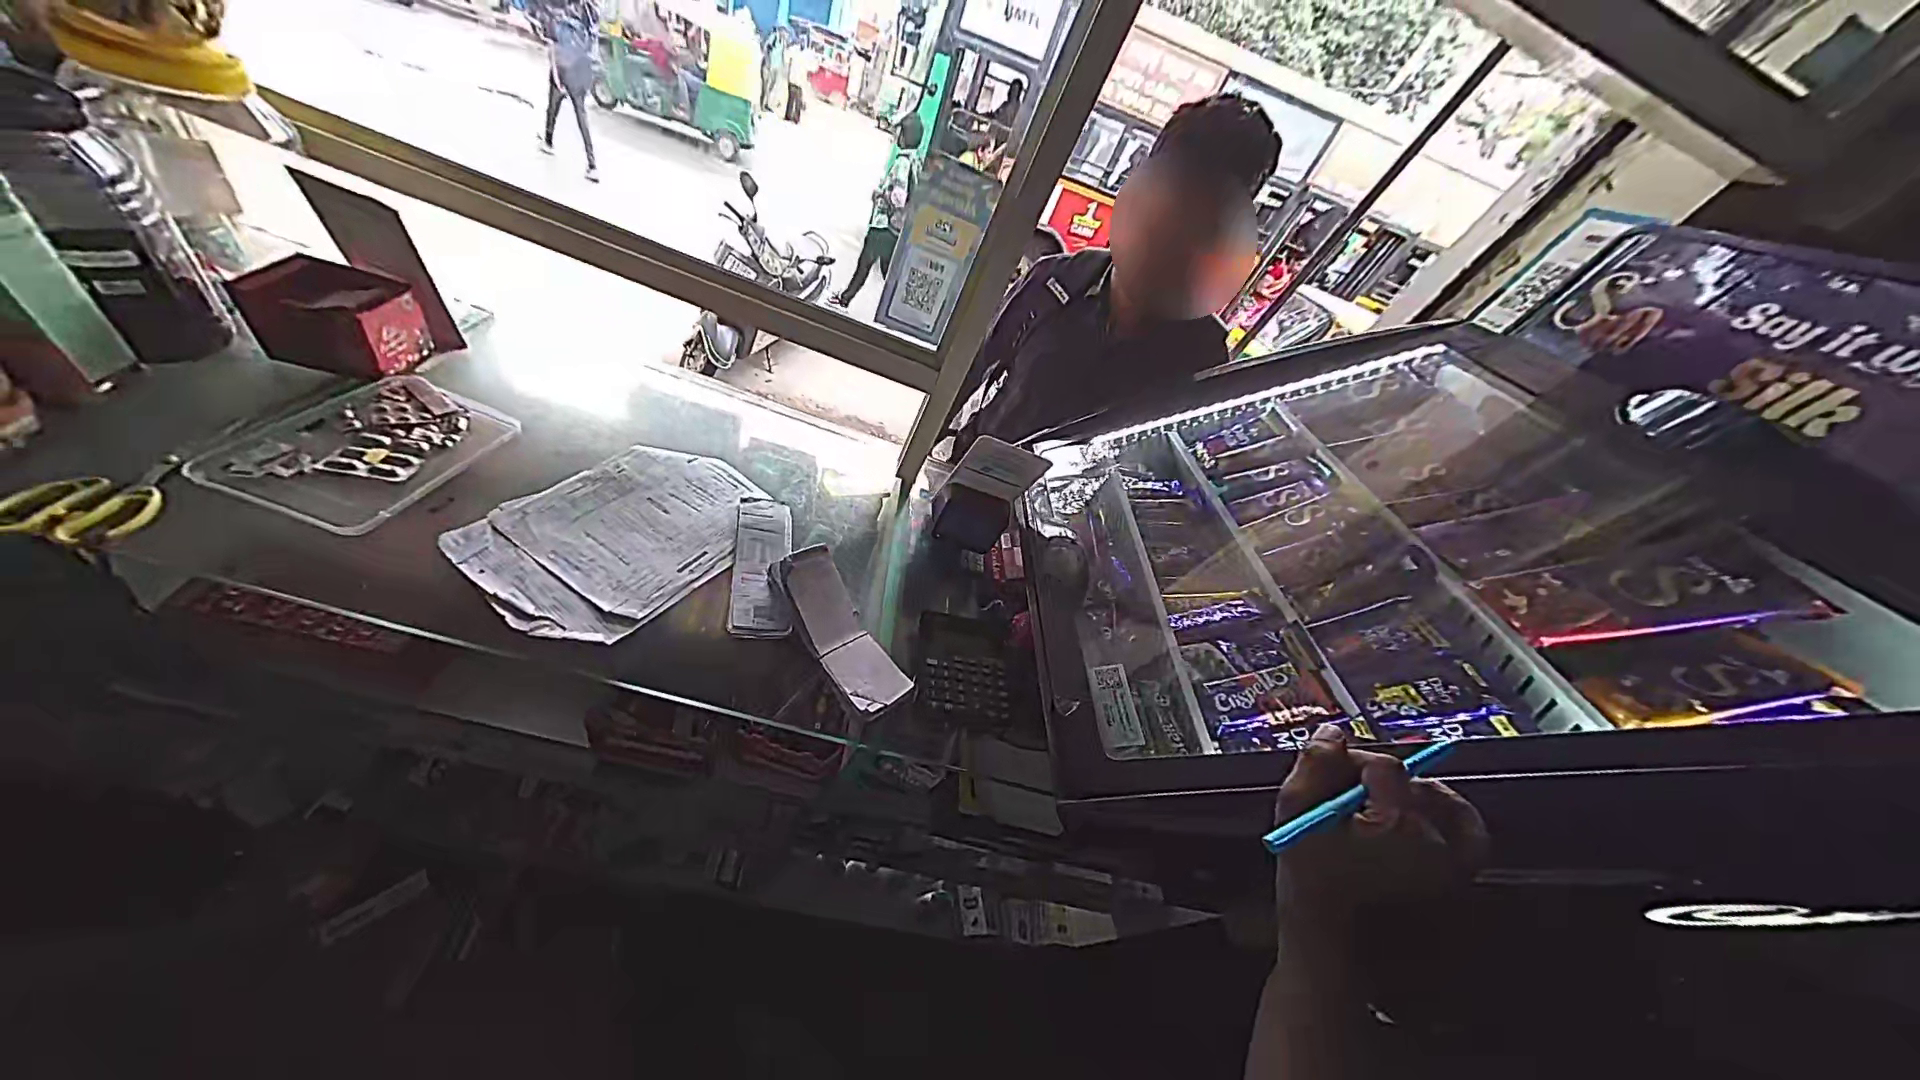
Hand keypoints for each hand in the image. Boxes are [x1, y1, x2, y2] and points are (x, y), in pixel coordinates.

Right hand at [1274, 723, 1487, 930]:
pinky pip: (1469, 830)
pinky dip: (1450, 814)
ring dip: (1408, 791)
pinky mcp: (1459, 874)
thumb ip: (1315, 763)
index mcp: (1396, 823)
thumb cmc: (1309, 874)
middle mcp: (1435, 841)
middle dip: (1375, 777)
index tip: (1331, 774)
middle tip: (1346, 791)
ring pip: (1438, 798)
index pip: (1384, 764)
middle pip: (1410, 778)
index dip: (1352, 762)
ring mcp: (1453, 862)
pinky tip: (1423, 810)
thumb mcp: (1295, 808)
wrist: (1332, 933)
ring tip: (1377, 803)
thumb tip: (1333, 732)